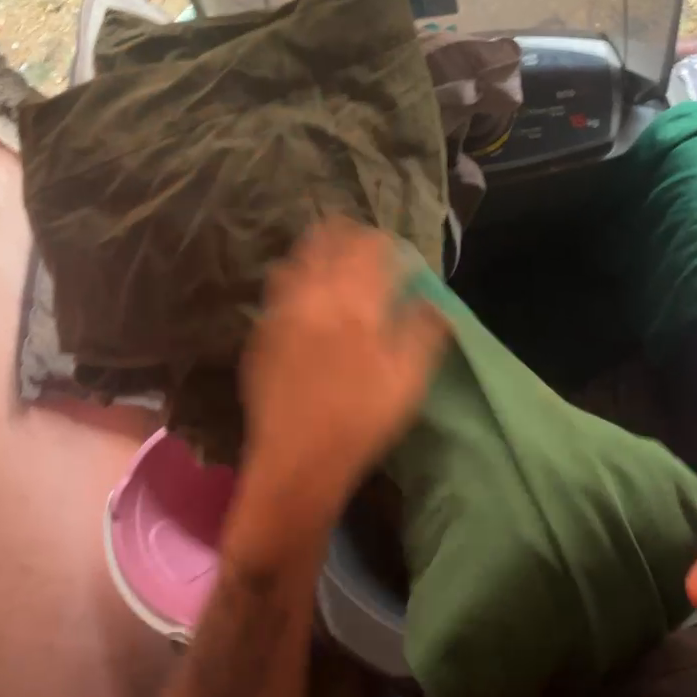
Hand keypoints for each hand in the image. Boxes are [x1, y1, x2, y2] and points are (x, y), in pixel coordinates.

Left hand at [240, 216, 448, 497]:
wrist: (298, 461)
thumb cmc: (362, 419)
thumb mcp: (408, 379)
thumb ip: (425, 333)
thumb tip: (436, 304)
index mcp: (356, 304)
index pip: (370, 249)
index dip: (384, 241)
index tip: (394, 246)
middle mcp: (314, 298)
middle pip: (325, 244)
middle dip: (345, 235)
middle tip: (359, 239)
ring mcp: (280, 315)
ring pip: (294, 262)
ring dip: (314, 252)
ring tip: (329, 258)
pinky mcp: (259, 336)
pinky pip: (275, 293)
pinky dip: (292, 282)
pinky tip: (302, 298)